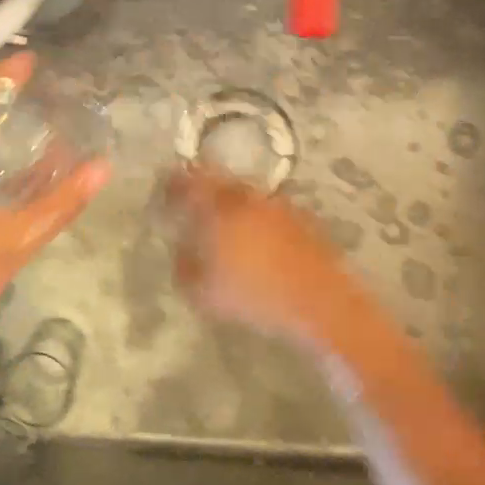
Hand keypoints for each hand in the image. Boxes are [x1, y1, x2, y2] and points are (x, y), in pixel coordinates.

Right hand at [162, 164, 355, 343]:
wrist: (320, 302)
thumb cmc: (254, 295)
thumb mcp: (203, 292)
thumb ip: (184, 267)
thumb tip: (180, 253)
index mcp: (218, 208)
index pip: (187, 183)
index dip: (172, 185)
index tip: (164, 192)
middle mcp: (247, 198)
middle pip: (218, 182)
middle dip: (202, 190)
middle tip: (192, 204)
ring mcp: (278, 206)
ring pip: (246, 196)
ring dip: (231, 205)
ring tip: (224, 226)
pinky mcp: (302, 221)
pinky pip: (269, 212)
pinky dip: (257, 219)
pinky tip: (258, 241)